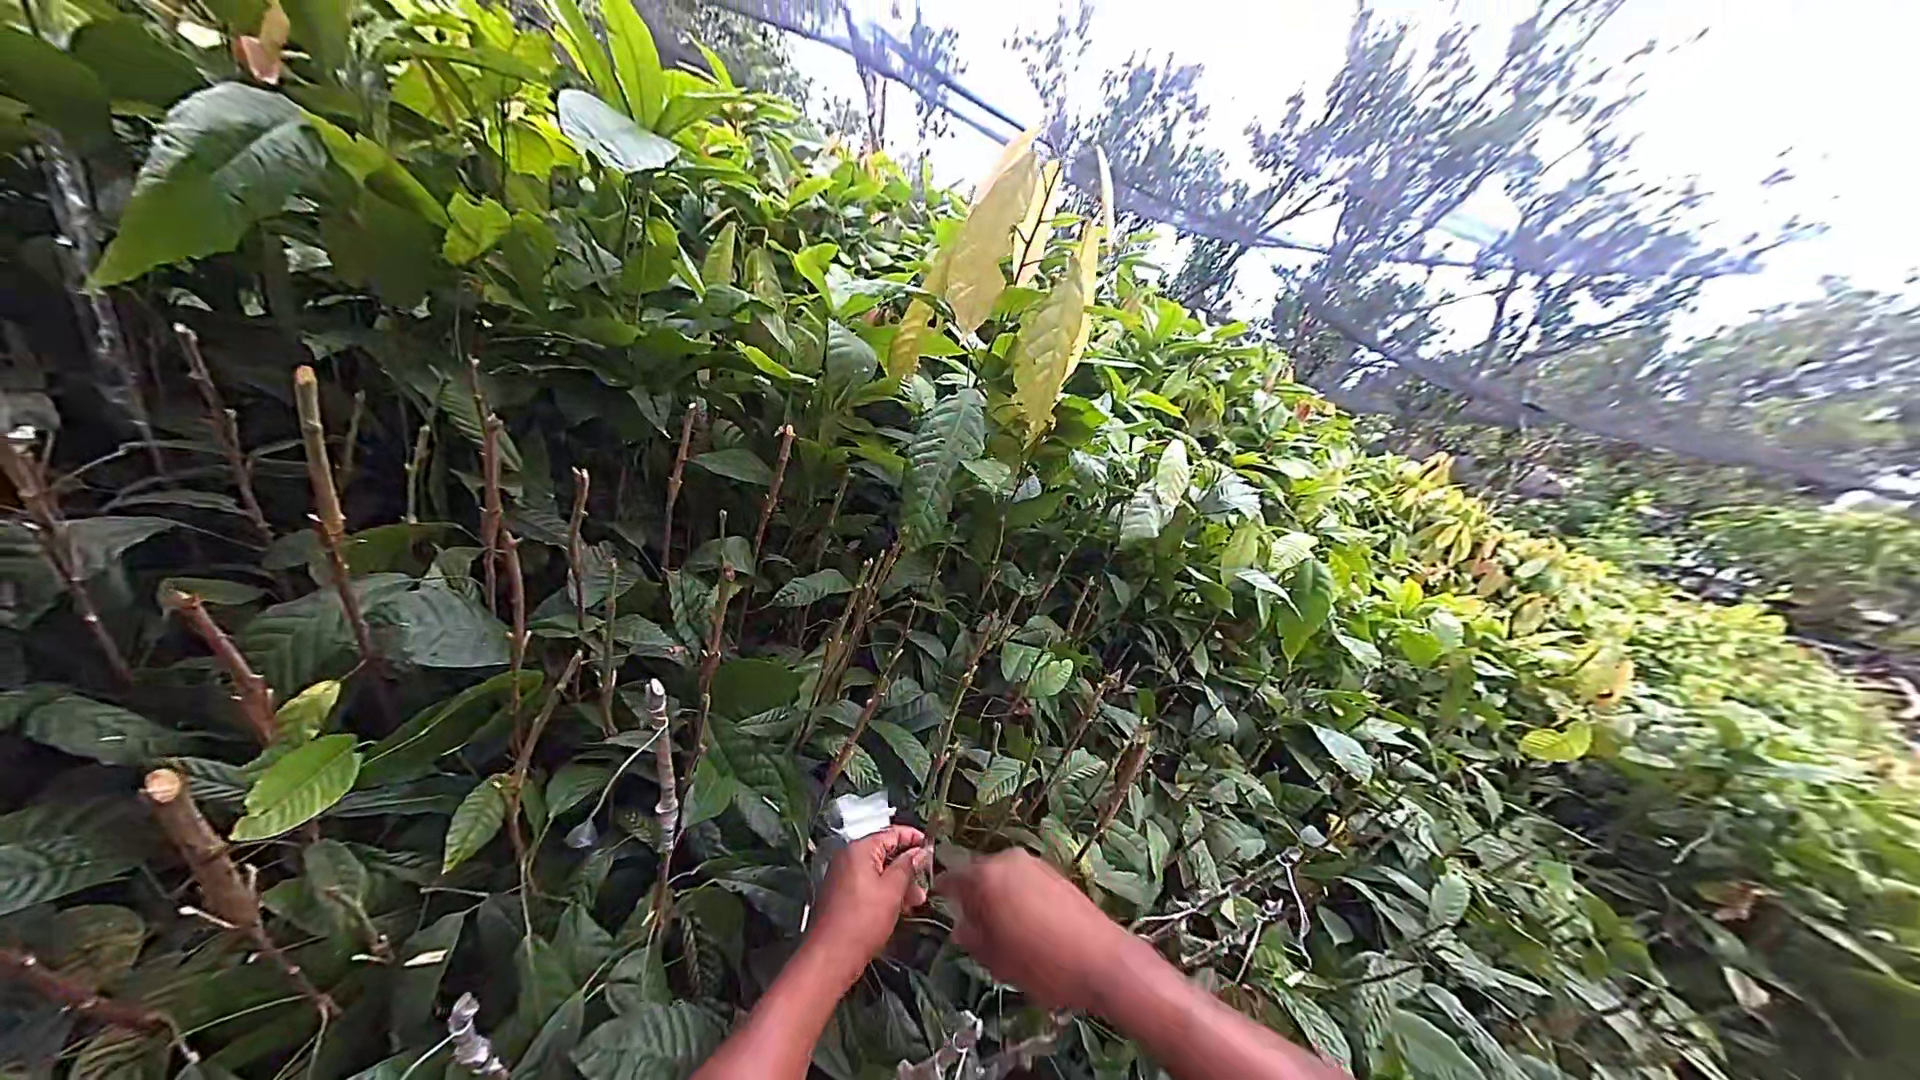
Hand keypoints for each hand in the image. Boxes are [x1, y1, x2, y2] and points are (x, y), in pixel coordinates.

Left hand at [803, 825, 930, 979]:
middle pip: (884, 852)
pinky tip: (898, 907)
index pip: (891, 833)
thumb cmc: (862, 921)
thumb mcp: (892, 891)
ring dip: (898, 882)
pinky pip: (868, 884)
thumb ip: (908, 867)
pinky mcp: (840, 895)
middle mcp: (848, 858)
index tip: (930, 846)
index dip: (913, 838)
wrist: (830, 958)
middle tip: (925, 881)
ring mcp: (842, 876)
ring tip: (916, 901)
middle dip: (907, 866)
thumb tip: (920, 852)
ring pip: (877, 871)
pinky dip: (884, 892)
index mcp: (859, 850)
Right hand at [937, 849, 1138, 1011]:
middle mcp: (1007, 860)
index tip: (939, 907)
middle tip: (973, 926)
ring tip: (1001, 928)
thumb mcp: (997, 961)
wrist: (1102, 959)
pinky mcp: (1052, 870)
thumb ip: (972, 939)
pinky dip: (1016, 893)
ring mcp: (1032, 862)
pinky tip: (1025, 922)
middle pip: (977, 873)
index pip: (951, 878)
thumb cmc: (1043, 964)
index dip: (943, 894)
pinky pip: (1022, 878)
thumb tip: (961, 928)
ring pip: (1001, 875)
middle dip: (972, 896)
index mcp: (986, 877)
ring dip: (995, 894)